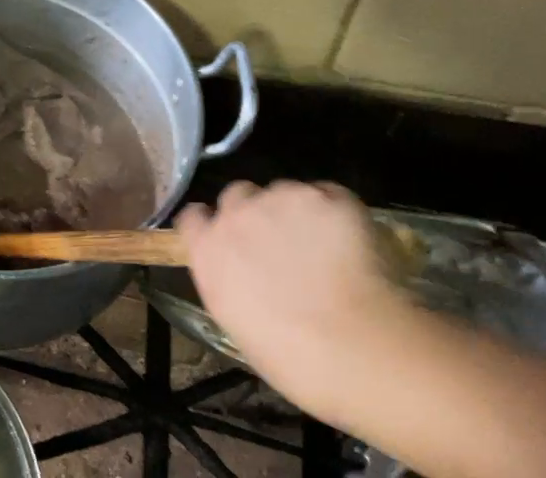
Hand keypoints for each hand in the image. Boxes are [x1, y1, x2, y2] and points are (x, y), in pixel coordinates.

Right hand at [175, 180, 417, 413]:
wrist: (352, 347)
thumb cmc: (288, 354)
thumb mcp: (233, 317)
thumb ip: (227, 278)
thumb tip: (242, 272)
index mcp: (207, 248)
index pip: (193, 216)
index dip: (212, 223)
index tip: (228, 236)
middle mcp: (237, 214)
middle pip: (237, 193)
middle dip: (255, 211)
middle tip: (282, 241)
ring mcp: (281, 199)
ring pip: (285, 191)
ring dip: (297, 211)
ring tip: (325, 245)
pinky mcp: (328, 198)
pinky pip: (329, 195)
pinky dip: (337, 212)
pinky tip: (352, 241)